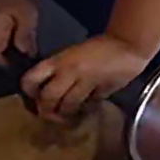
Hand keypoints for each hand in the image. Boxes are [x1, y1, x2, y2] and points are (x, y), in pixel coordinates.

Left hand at [19, 35, 149, 119]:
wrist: (130, 44)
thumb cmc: (101, 46)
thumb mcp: (73, 53)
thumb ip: (62, 68)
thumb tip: (50, 86)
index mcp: (59, 61)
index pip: (31, 79)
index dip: (29, 91)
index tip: (33, 96)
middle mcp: (70, 72)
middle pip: (49, 97)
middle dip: (47, 109)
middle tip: (48, 115)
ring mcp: (89, 81)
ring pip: (70, 103)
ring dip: (66, 112)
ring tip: (67, 115)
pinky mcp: (106, 88)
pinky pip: (92, 102)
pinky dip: (88, 107)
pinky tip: (88, 107)